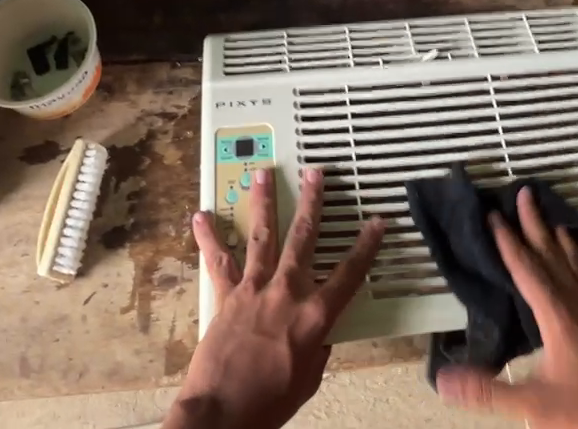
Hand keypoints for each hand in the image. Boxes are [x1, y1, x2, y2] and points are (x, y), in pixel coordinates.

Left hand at [165, 165, 386, 428]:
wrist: (222, 414)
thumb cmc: (269, 403)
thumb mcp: (308, 378)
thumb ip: (317, 346)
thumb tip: (318, 331)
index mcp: (314, 315)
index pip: (350, 273)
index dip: (366, 245)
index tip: (376, 221)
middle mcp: (286, 292)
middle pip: (304, 237)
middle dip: (312, 202)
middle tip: (315, 173)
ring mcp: (254, 289)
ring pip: (262, 235)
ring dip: (263, 202)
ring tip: (262, 174)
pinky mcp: (226, 295)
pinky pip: (218, 261)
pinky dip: (209, 237)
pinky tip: (201, 216)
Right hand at [435, 187, 577, 428]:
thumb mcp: (533, 406)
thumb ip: (488, 389)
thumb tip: (443, 379)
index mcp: (559, 317)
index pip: (528, 269)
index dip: (508, 241)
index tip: (493, 213)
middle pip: (553, 255)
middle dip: (535, 223)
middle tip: (523, 192)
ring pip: (577, 260)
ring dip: (560, 233)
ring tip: (549, 210)